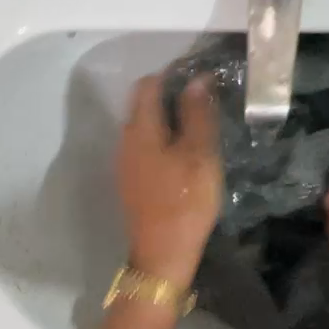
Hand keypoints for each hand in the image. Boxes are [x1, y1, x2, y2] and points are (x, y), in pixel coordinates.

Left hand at [118, 75, 222, 288]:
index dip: (173, 74)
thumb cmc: (186, 200)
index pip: (149, 83)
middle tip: (203, 100)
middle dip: (169, 94)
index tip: (201, 77)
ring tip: (198, 125)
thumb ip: (197, 114)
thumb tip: (197, 79)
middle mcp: (125, 140)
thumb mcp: (200, 154)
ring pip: (143, 127)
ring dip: (166, 119)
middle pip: (142, 104)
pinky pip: (145, 147)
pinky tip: (183, 153)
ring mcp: (125, 163)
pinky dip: (162, 140)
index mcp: (140, 128)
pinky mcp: (131, 182)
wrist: (163, 254)